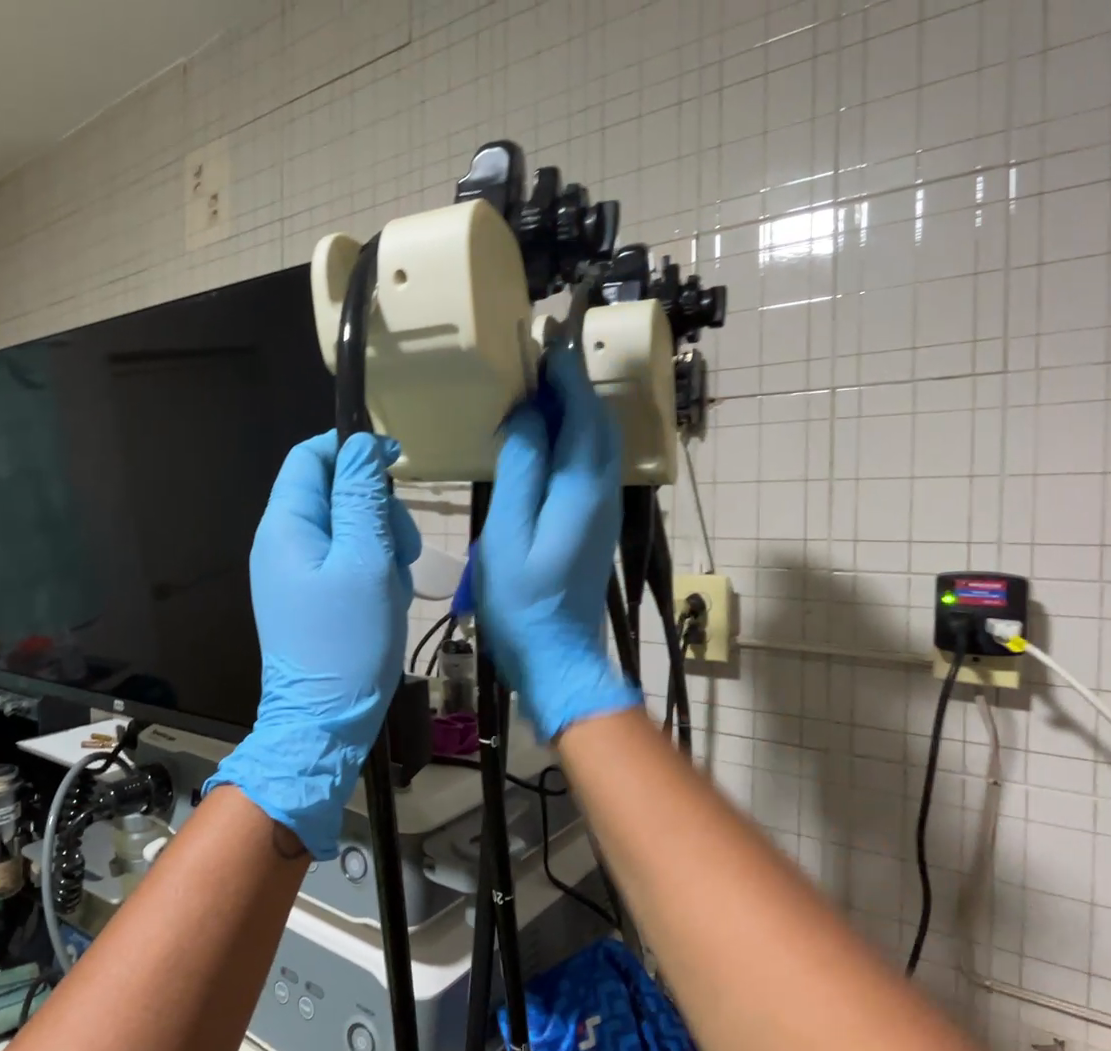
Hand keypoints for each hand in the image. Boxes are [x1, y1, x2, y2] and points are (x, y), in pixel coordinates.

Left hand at [205, 432, 420, 858]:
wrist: (324, 721)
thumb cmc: (348, 640)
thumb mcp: (366, 559)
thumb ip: (362, 496)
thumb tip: (360, 444)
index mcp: (286, 525)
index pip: (310, 457)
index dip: (351, 449)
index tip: (396, 462)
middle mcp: (280, 542)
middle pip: (332, 491)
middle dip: (375, 507)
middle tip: (402, 547)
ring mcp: (292, 571)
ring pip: (345, 527)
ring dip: (379, 543)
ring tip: (395, 582)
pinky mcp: (307, 596)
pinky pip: (343, 561)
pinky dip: (370, 570)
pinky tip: (384, 600)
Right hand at [478, 349, 640, 740]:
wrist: (554, 652)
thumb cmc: (521, 598)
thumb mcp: (508, 532)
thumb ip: (522, 469)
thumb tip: (528, 415)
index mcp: (582, 488)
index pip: (581, 414)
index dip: (565, 374)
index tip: (545, 338)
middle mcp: (602, 490)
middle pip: (595, 423)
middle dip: (572, 384)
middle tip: (538, 355)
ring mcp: (601, 507)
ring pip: (595, 442)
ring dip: (572, 408)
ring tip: (536, 386)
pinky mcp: (591, 521)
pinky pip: (586, 462)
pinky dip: (569, 436)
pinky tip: (543, 435)